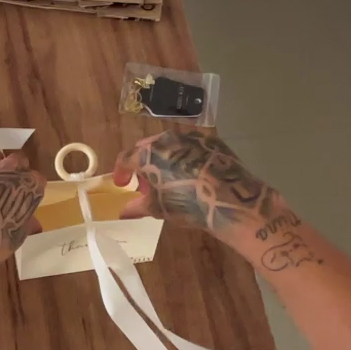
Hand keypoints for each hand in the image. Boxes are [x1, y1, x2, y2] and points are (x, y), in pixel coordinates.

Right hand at [113, 131, 283, 237]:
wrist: (229, 201)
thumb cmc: (186, 205)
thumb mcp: (158, 209)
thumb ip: (138, 206)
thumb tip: (124, 211)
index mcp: (148, 154)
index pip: (126, 158)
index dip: (120, 172)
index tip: (121, 184)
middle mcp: (167, 140)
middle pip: (147, 149)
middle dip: (143, 166)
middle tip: (146, 185)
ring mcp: (192, 138)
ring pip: (169, 145)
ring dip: (164, 160)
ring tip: (169, 181)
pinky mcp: (212, 142)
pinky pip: (191, 148)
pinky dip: (185, 159)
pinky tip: (191, 176)